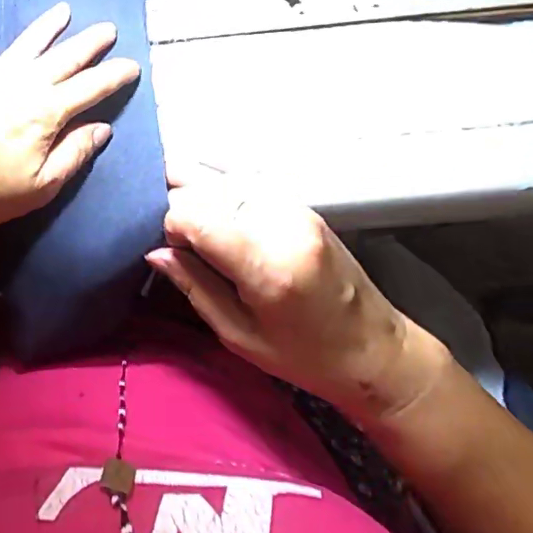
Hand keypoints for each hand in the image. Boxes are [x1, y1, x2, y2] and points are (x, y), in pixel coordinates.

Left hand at [0, 3, 140, 241]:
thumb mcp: (41, 186)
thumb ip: (74, 154)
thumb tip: (102, 128)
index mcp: (46, 112)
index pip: (90, 88)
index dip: (114, 76)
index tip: (133, 65)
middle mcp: (22, 84)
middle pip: (64, 57)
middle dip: (90, 42)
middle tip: (108, 29)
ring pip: (26, 43)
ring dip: (47, 25)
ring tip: (64, 9)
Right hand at [144, 166, 451, 423]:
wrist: (376, 350)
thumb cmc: (307, 355)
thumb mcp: (238, 334)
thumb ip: (194, 286)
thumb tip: (156, 252)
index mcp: (267, 265)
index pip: (191, 214)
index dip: (169, 228)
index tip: (173, 253)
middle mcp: (281, 223)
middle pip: (203, 188)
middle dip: (180, 207)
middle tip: (180, 240)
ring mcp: (294, 207)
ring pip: (221, 176)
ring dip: (198, 193)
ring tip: (194, 224)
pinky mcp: (300, 203)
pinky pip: (244, 179)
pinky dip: (221, 189)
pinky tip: (215, 210)